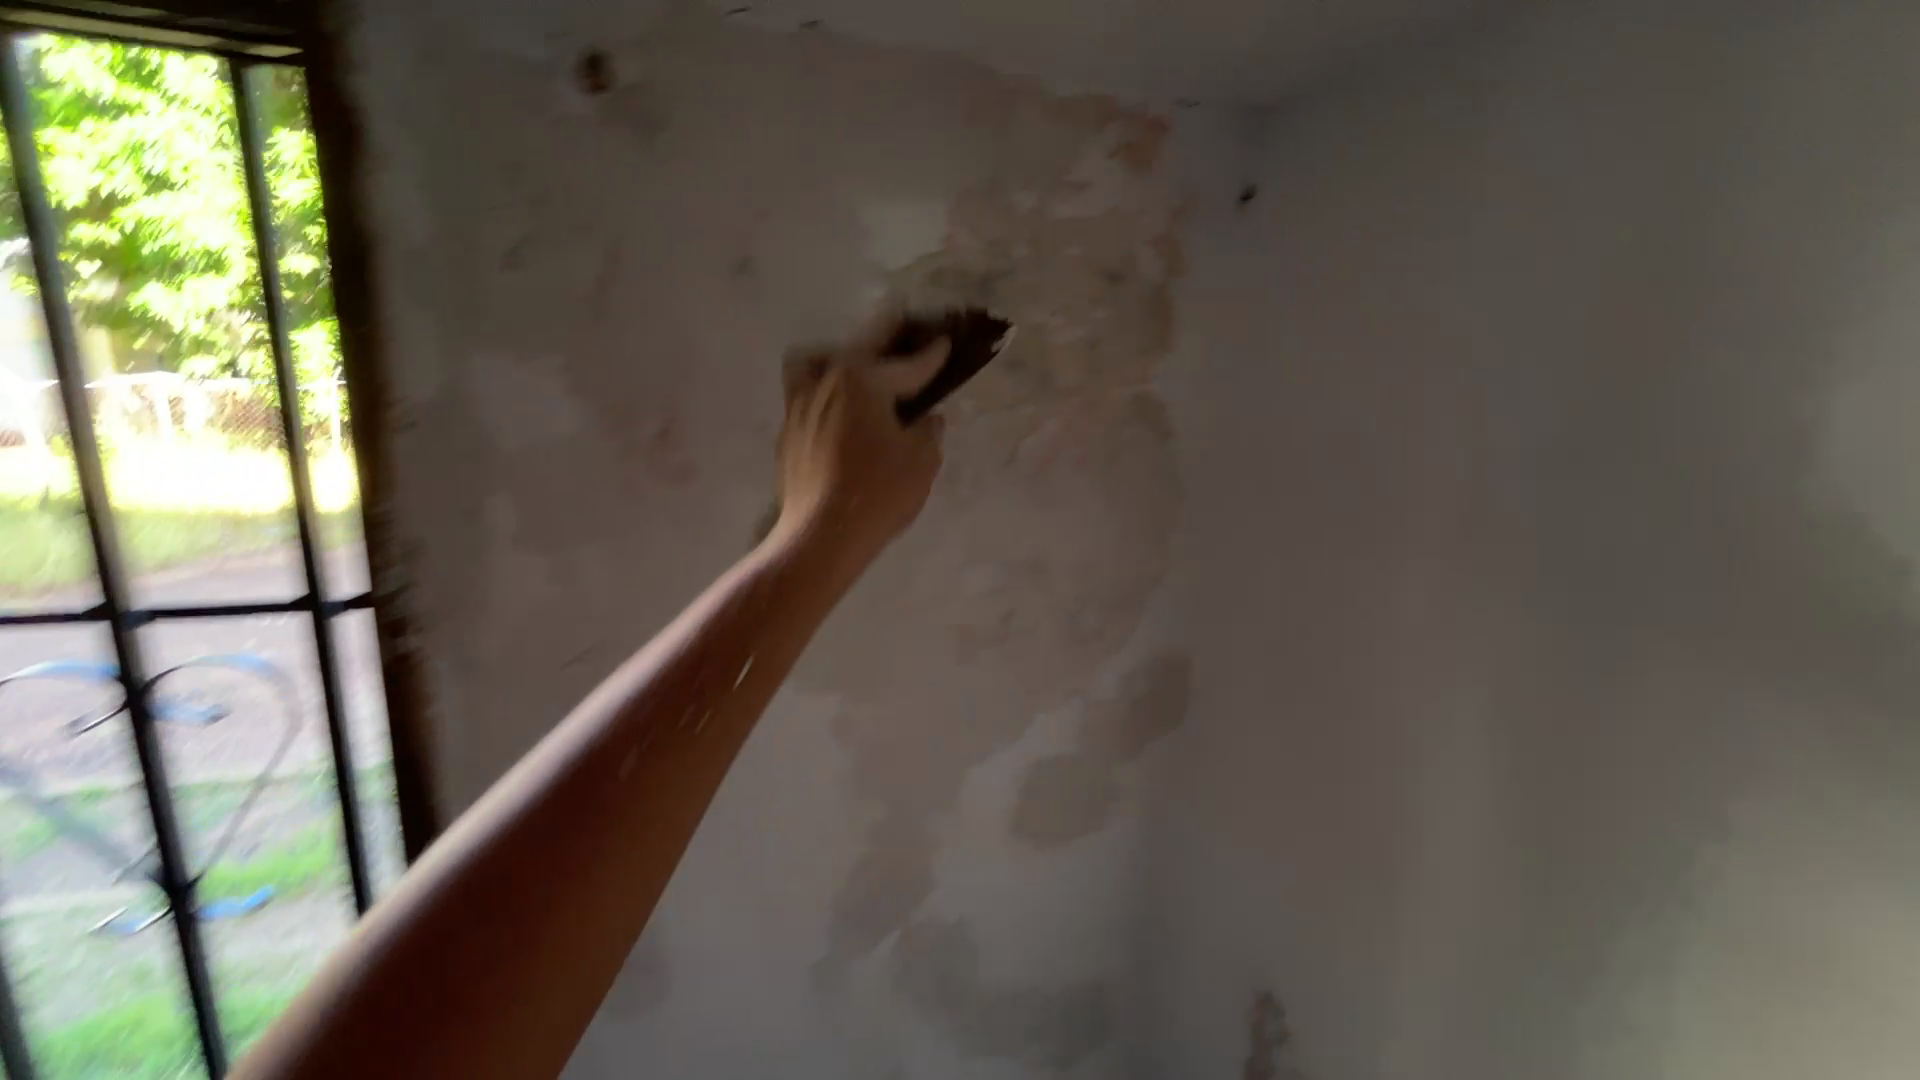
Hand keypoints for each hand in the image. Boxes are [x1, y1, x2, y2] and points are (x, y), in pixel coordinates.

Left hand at [771, 311, 948, 566]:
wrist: (821, 535)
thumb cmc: (878, 494)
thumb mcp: (921, 462)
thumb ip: (927, 431)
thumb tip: (927, 418)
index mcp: (863, 379)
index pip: (908, 364)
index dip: (932, 354)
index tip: (945, 341)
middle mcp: (827, 380)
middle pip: (860, 346)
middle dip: (887, 335)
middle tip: (905, 328)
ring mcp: (800, 404)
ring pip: (815, 362)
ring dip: (839, 358)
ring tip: (857, 372)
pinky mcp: (788, 432)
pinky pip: (807, 395)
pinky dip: (826, 392)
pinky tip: (840, 412)